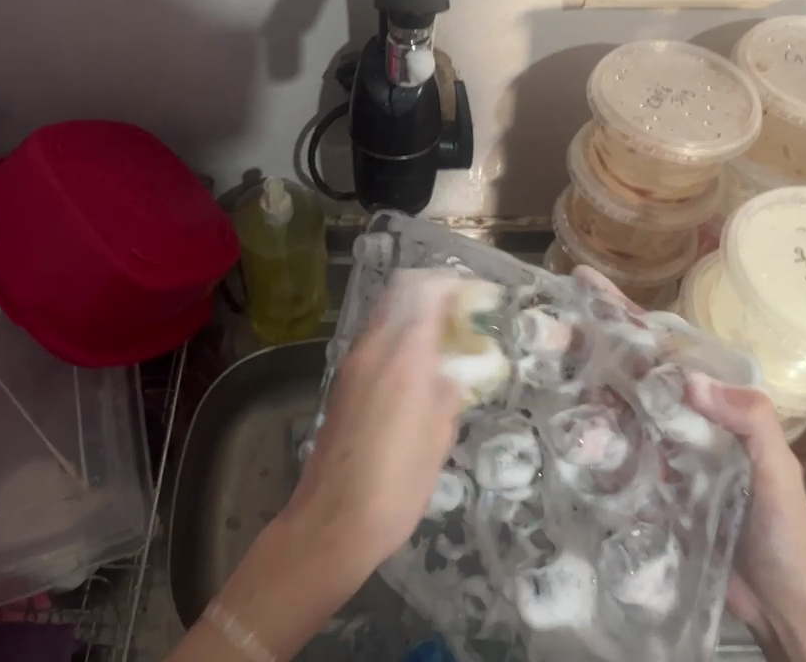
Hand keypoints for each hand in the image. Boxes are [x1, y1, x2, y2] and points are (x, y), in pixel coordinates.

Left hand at [283, 269, 464, 579]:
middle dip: (430, 297)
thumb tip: (449, 374)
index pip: (423, 293)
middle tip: (459, 315)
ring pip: (384, 320)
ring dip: (412, 319)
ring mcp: (351, 366)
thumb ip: (446, 395)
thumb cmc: (395, 486)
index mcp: (402, 357)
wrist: (333, 521)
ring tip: (443, 344)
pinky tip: (416, 372)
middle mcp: (372, 350)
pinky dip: (396, 342)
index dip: (449, 285)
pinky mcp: (341, 385)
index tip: (473, 293)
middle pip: (398, 298)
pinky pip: (373, 345)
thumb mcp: (437, 441)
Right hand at [572, 267, 805, 661]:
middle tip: (542, 329)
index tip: (584, 283)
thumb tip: (689, 380)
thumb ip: (749, 422)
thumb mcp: (778, 472)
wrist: (779, 603)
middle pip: (625, 371)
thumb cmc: (784, 532)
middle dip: (584, 345)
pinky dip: (584, 440)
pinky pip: (607, 455)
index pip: (662, 348)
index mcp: (710, 404)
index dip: (622, 314)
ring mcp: (657, 452)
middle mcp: (678, 419)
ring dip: (578, 387)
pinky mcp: (642, 488)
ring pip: (610, 407)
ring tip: (540, 368)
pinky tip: (557, 431)